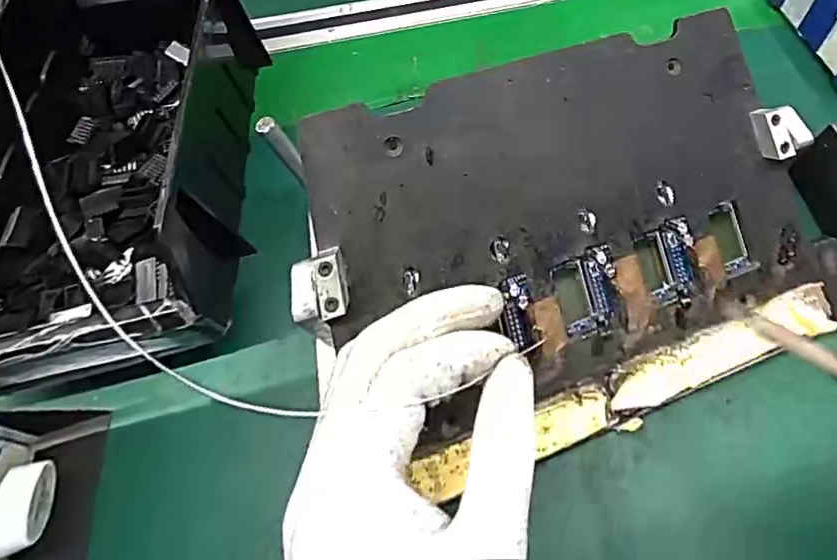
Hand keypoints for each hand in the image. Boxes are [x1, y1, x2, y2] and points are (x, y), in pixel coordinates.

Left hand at [283, 286, 534, 559]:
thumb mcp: (485, 546)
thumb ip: (504, 448)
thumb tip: (515, 373)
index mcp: (349, 483)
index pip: (405, 373)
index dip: (463, 348)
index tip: (509, 350)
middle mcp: (322, 475)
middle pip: (364, 354)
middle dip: (428, 315)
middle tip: (484, 301)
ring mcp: (320, 488)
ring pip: (354, 375)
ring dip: (412, 337)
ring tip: (466, 323)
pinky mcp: (333, 501)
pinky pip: (359, 409)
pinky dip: (401, 374)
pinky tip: (434, 370)